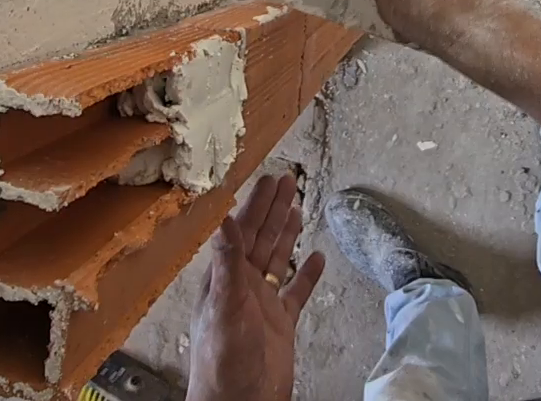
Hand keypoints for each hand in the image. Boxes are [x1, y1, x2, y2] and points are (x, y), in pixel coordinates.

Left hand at [185, 173, 325, 400]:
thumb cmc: (224, 361)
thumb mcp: (224, 305)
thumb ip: (226, 261)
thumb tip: (222, 218)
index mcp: (227, 277)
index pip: (243, 230)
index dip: (257, 203)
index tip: (269, 179)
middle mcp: (244, 286)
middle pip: (262, 237)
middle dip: (273, 208)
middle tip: (287, 180)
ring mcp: (263, 305)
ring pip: (278, 259)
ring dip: (288, 232)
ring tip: (298, 207)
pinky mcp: (282, 326)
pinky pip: (297, 293)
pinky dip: (308, 275)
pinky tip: (318, 258)